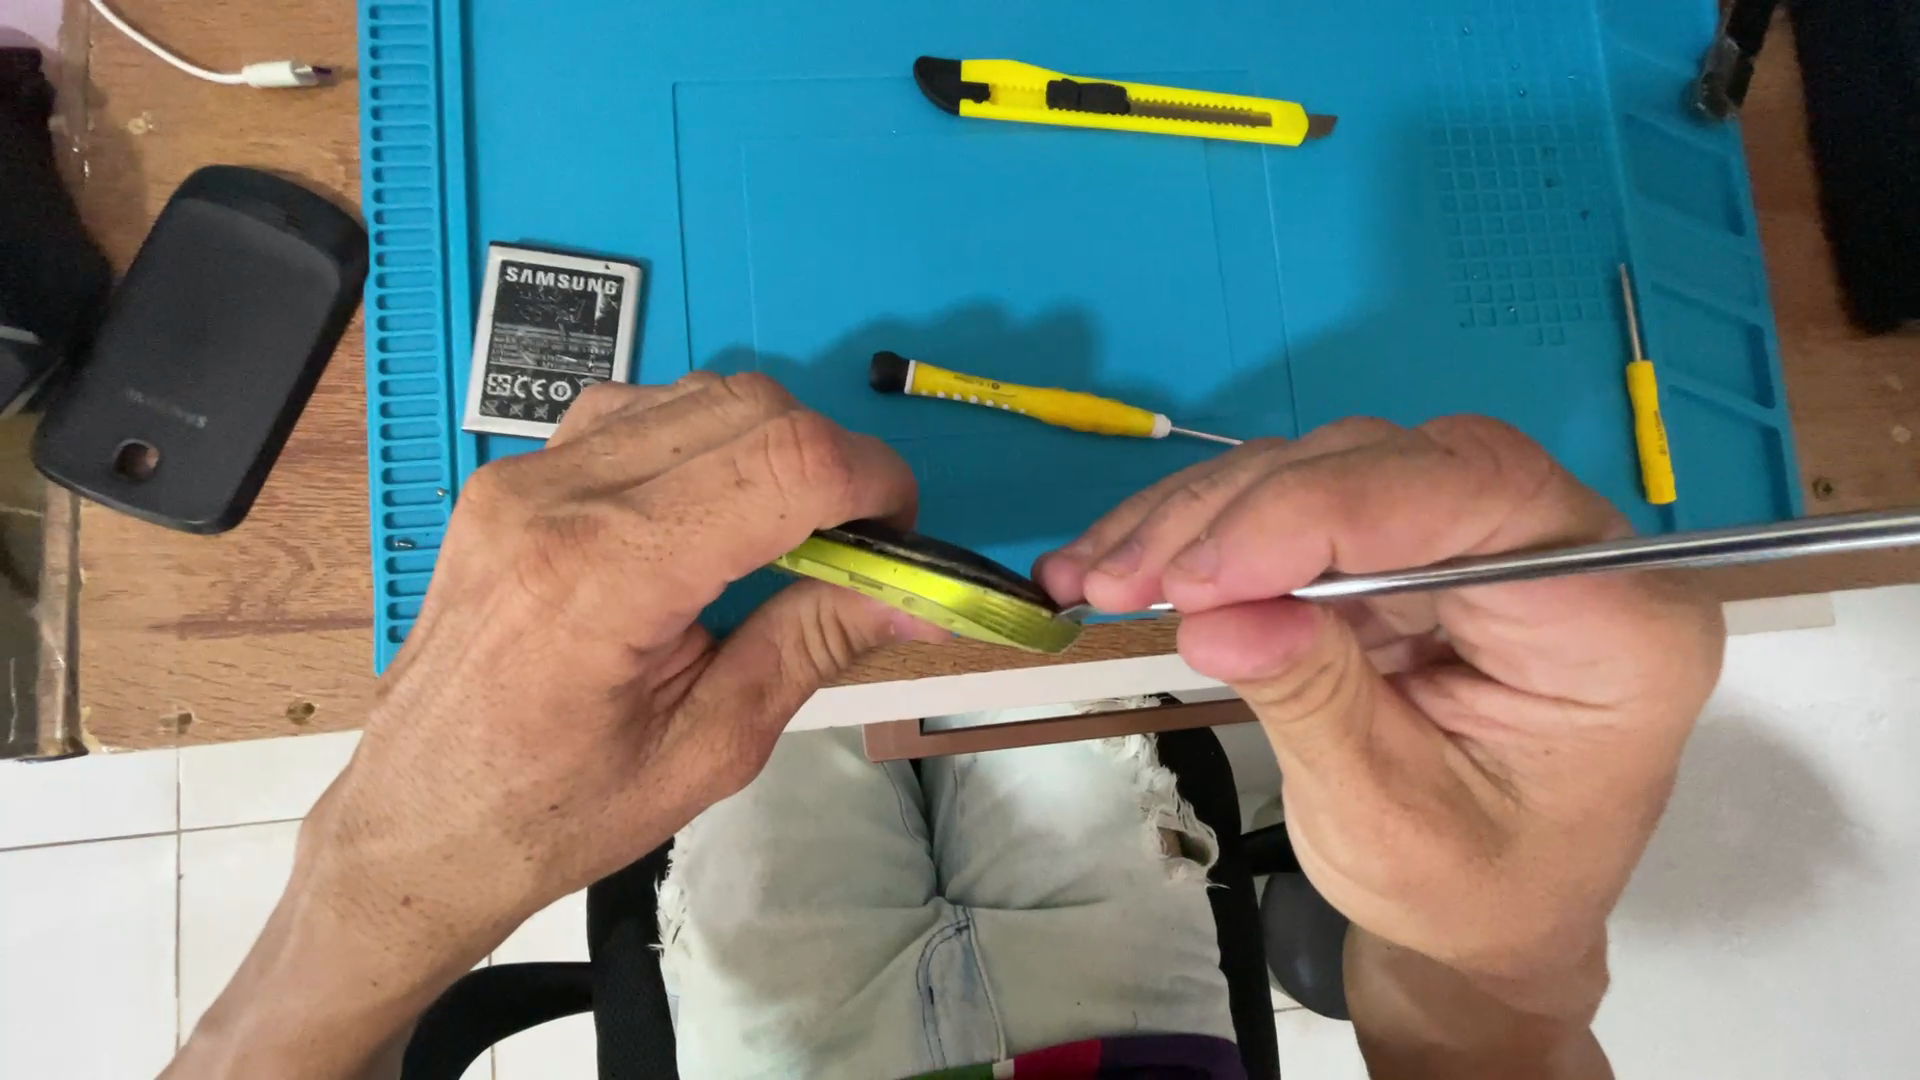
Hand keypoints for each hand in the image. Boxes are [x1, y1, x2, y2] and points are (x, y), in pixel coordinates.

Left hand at [302, 373, 939, 973]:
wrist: (414, 825)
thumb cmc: (560, 812)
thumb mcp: (713, 748)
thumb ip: (817, 645)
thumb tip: (918, 596)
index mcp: (610, 575)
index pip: (785, 464)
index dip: (874, 479)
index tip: (899, 531)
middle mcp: (562, 495)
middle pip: (754, 408)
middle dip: (837, 461)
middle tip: (856, 539)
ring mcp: (530, 472)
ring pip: (705, 394)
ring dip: (780, 446)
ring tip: (791, 526)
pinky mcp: (519, 472)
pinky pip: (647, 409)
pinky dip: (715, 438)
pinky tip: (716, 503)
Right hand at [1037, 416, 1723, 1013]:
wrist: (1471, 905)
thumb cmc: (1465, 886)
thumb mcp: (1389, 818)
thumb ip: (1315, 705)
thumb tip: (1215, 620)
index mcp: (1604, 620)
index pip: (1468, 498)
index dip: (1316, 514)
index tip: (1196, 582)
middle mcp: (1535, 545)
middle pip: (1370, 464)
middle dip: (1228, 517)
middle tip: (1119, 582)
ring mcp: (1446, 536)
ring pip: (1301, 469)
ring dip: (1184, 520)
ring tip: (1093, 578)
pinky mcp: (1374, 545)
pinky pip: (1268, 504)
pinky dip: (1182, 533)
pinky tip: (1109, 562)